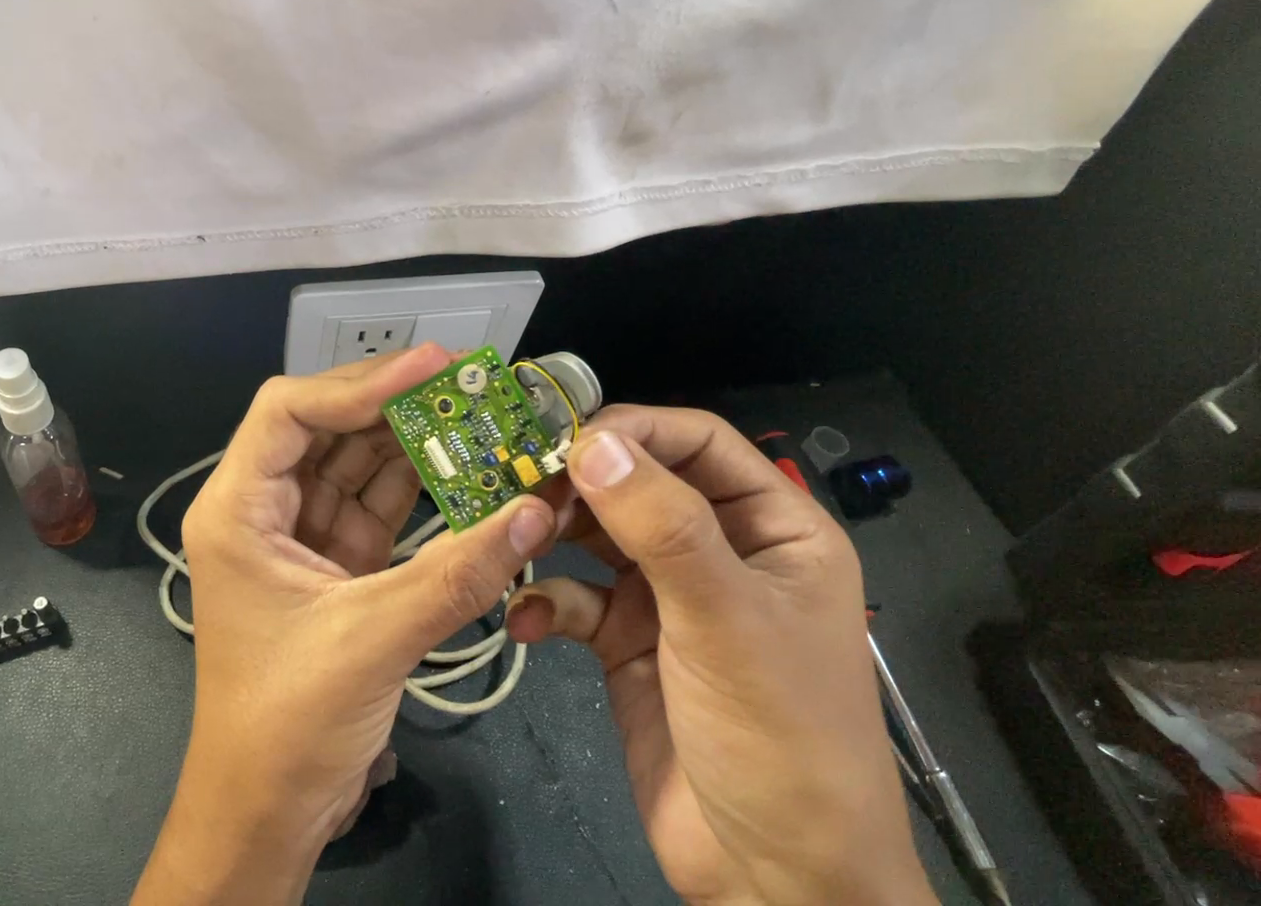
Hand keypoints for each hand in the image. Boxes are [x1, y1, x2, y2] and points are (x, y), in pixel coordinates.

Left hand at [133, 345, 557, 905]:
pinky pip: (382, 510)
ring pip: (359, 467)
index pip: (289, 413)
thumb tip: (537, 512)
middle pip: (328, 429)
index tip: (431, 367)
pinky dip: (424, 492)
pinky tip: (471, 474)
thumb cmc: (287, 723)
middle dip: (396, 404)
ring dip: (416, 444)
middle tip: (469, 381)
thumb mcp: (372, 639)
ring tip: (481, 416)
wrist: (267, 807)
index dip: (358, 382)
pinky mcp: (338, 566)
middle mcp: (264, 510)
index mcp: (238, 511)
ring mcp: (303, 538)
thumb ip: (456, 575)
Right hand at [506, 406, 935, 905]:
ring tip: (512, 540)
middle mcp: (718, 550)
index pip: (697, 443)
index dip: (632, 429)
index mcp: (772, 528)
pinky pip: (574, 600)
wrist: (772, 876)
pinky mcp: (625, 641)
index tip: (560, 439)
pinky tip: (523, 622)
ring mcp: (668, 598)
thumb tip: (590, 441)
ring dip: (551, 535)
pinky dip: (543, 602)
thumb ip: (661, 526)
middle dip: (578, 485)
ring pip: (596, 537)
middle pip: (636, 484)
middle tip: (518, 489)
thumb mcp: (726, 620)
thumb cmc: (778, 736)